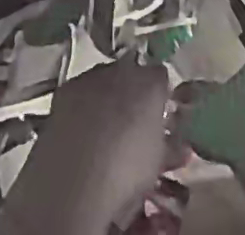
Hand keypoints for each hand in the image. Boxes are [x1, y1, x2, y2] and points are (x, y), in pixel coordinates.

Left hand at [0, 60, 169, 234]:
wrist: (76, 172)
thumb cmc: (127, 169)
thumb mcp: (157, 162)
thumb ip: (169, 146)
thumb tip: (177, 145)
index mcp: (150, 84)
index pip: (160, 76)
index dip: (160, 93)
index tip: (159, 111)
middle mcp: (121, 71)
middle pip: (131, 72)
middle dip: (133, 90)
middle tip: (133, 119)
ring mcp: (91, 76)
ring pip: (105, 78)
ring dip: (108, 93)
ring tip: (105, 124)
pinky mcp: (66, 88)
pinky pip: (81, 88)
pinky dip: (84, 101)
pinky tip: (82, 124)